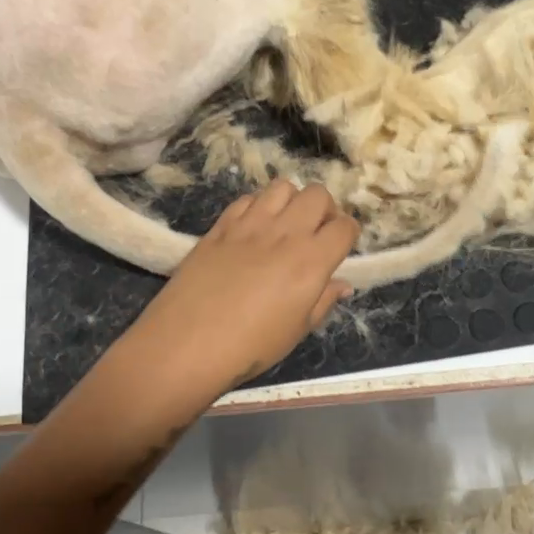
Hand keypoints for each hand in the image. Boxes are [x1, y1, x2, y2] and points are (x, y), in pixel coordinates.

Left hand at [115, 180, 358, 394]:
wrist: (186, 343)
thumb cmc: (249, 347)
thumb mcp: (297, 331)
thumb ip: (323, 301)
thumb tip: (342, 284)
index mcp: (311, 261)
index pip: (345, 226)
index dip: (347, 234)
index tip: (339, 248)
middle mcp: (285, 233)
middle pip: (318, 195)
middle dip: (325, 210)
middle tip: (315, 233)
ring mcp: (249, 224)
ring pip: (283, 186)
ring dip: (291, 201)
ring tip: (284, 226)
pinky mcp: (220, 225)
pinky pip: (247, 199)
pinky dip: (258, 207)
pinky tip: (252, 229)